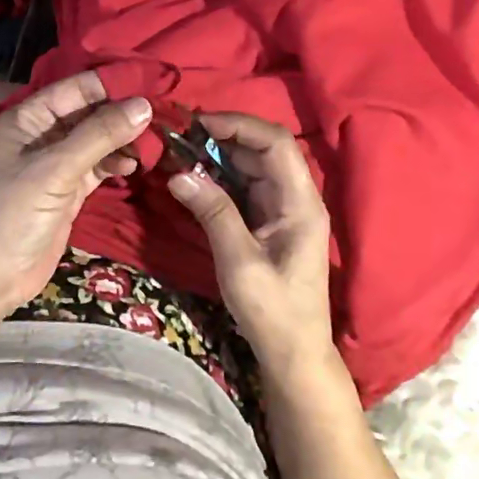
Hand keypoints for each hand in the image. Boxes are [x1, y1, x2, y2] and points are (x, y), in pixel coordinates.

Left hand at [0, 72, 151, 308]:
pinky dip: (115, 164)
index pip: (75, 88)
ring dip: (123, 140)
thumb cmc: (8, 214)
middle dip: (123, 112)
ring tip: (157, 140)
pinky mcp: (67, 193)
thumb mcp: (53, 170)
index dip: (112, 83)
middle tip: (166, 112)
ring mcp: (54, 166)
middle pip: (89, 113)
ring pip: (96, 142)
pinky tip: (135, 165)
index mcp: (27, 119)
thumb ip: (98, 136)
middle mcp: (41, 136)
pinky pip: (97, 168)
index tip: (154, 81)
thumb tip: (143, 104)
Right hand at [165, 113, 334, 371]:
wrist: (294, 353)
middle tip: (181, 137)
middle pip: (263, 150)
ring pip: (252, 166)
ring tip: (181, 151)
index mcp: (300, 203)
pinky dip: (219, 177)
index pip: (276, 144)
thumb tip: (178, 173)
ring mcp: (282, 209)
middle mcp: (295, 198)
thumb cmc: (273, 311)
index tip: (199, 124)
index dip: (239, 126)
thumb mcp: (239, 262)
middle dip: (223, 137)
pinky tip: (194, 177)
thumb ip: (213, 213)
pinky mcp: (269, 222)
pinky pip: (244, 187)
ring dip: (218, 156)